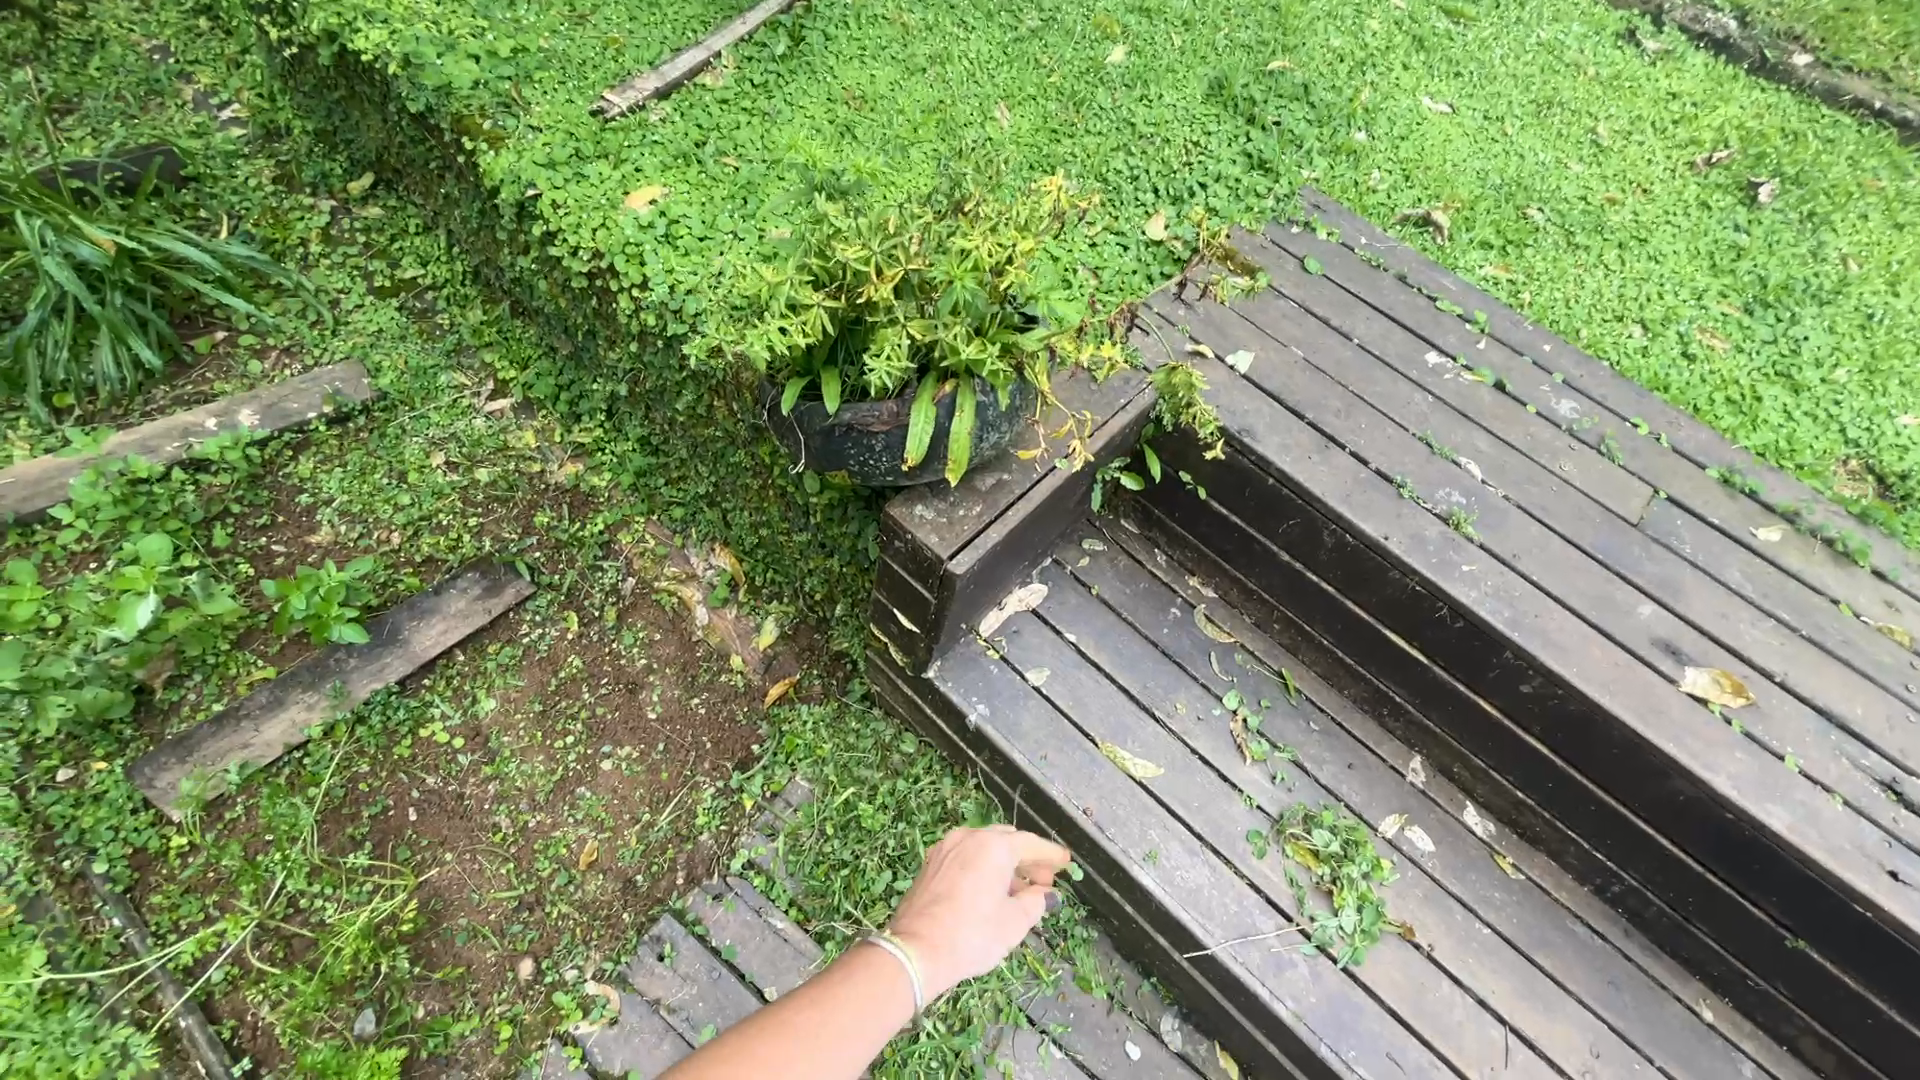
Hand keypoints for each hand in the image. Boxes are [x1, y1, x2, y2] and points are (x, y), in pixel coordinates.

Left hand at [885, 825, 1072, 999]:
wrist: (916, 950)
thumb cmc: (971, 935)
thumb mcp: (1013, 923)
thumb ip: (1035, 902)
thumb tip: (1044, 894)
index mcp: (993, 846)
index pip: (1030, 843)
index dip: (1051, 854)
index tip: (1066, 862)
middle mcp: (969, 837)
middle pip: (1007, 840)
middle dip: (1027, 859)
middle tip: (1044, 880)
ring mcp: (946, 847)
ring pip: (984, 847)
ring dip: (1004, 864)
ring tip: (1019, 890)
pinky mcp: (931, 863)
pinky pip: (966, 856)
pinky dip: (983, 867)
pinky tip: (990, 890)